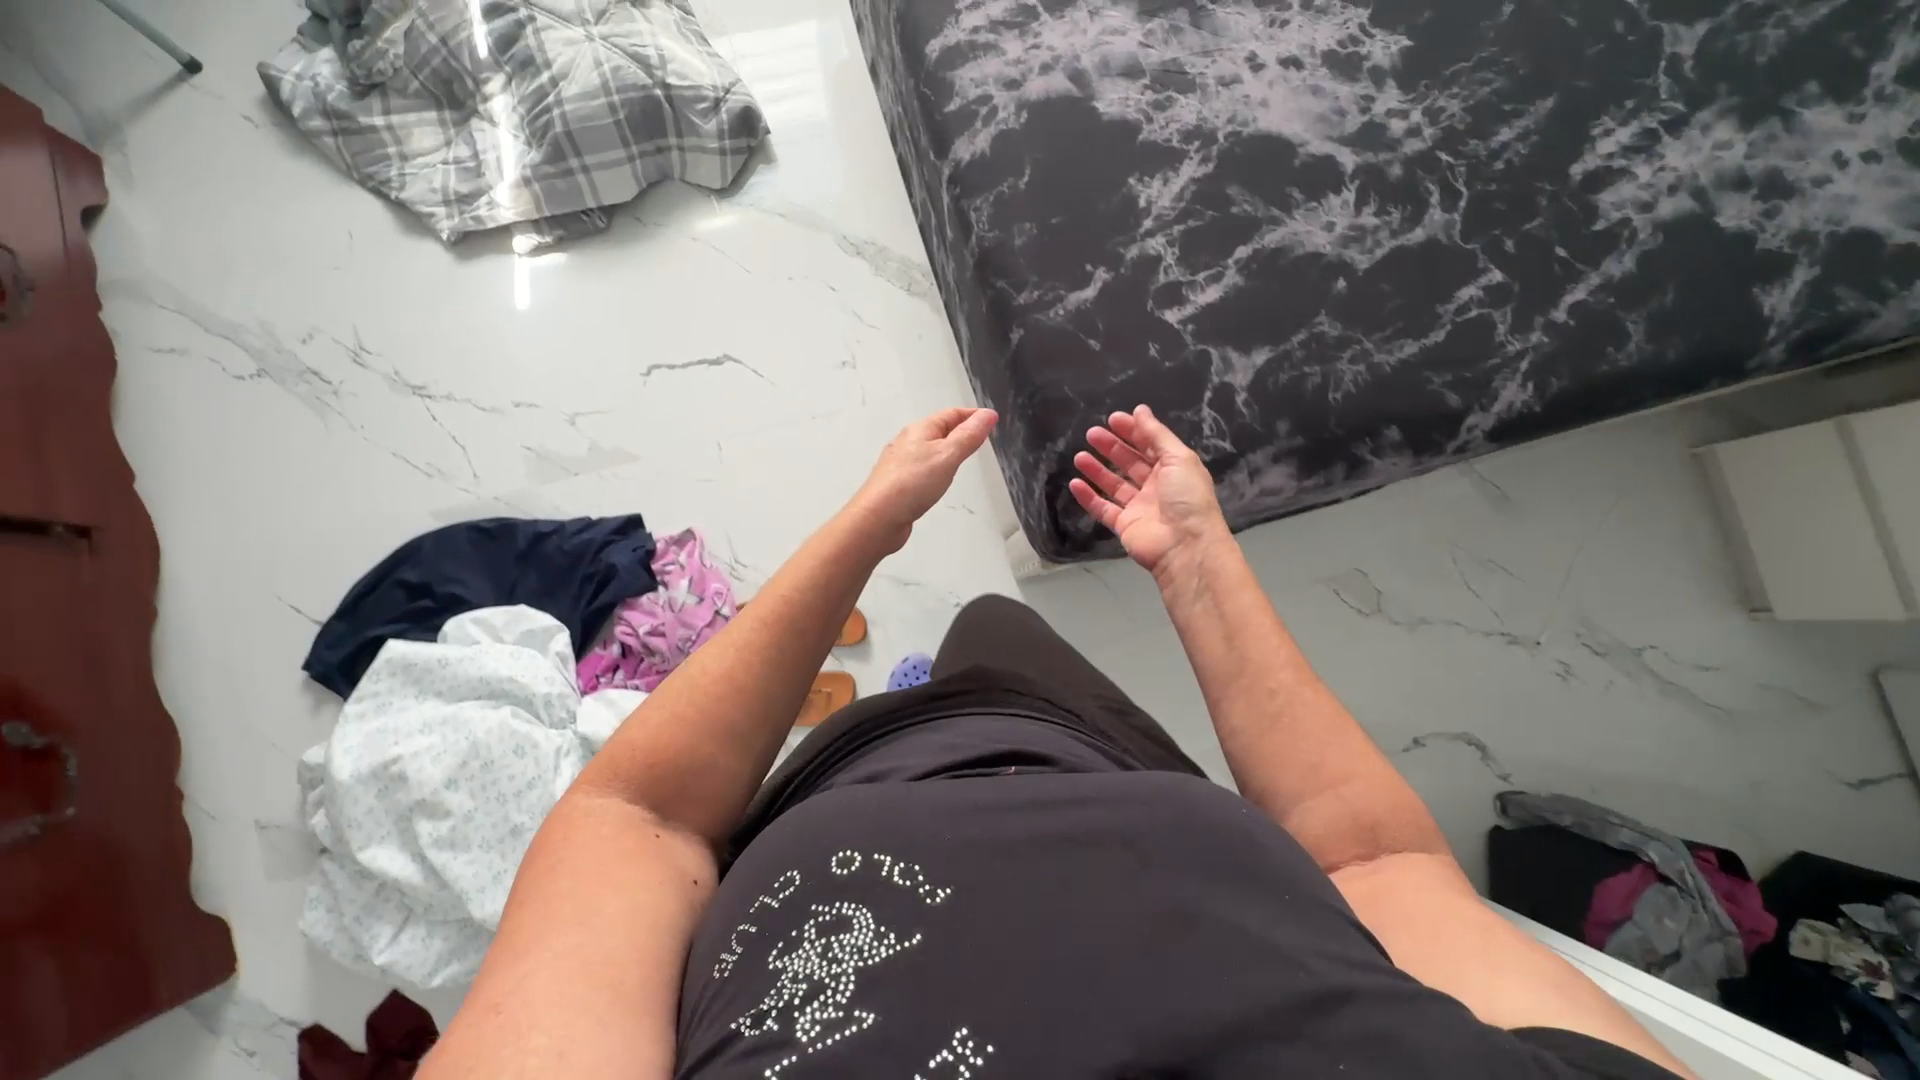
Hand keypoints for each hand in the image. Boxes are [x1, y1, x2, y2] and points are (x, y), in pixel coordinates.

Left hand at [851, 407, 997, 552]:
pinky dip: (936, 466)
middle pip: (939, 429)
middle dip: (960, 429)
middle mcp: (908, 442)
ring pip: (929, 448)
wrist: (878, 518)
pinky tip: (939, 477)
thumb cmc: (911, 483)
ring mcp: (901, 463)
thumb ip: (969, 436)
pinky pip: (922, 467)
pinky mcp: (899, 483)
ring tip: (963, 454)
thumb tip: (988, 415)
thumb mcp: (948, 455)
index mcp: (920, 429)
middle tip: (979, 435)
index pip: (952, 414)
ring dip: (948, 448)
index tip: (990, 419)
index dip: (973, 415)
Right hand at [1070, 405, 1226, 576]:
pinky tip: (1075, 483)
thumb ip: (1157, 434)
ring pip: (1114, 485)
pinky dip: (1088, 497)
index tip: (1112, 419)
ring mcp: (1139, 507)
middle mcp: (1156, 487)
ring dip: (1097, 469)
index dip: (1132, 431)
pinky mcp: (1124, 525)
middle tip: (1092, 433)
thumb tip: (1140, 410)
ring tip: (1079, 456)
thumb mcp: (1179, 457)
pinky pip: (1103, 509)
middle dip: (1112, 447)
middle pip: (1130, 463)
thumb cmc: (1187, 497)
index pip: (1150, 445)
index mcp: (1173, 469)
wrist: (1185, 546)